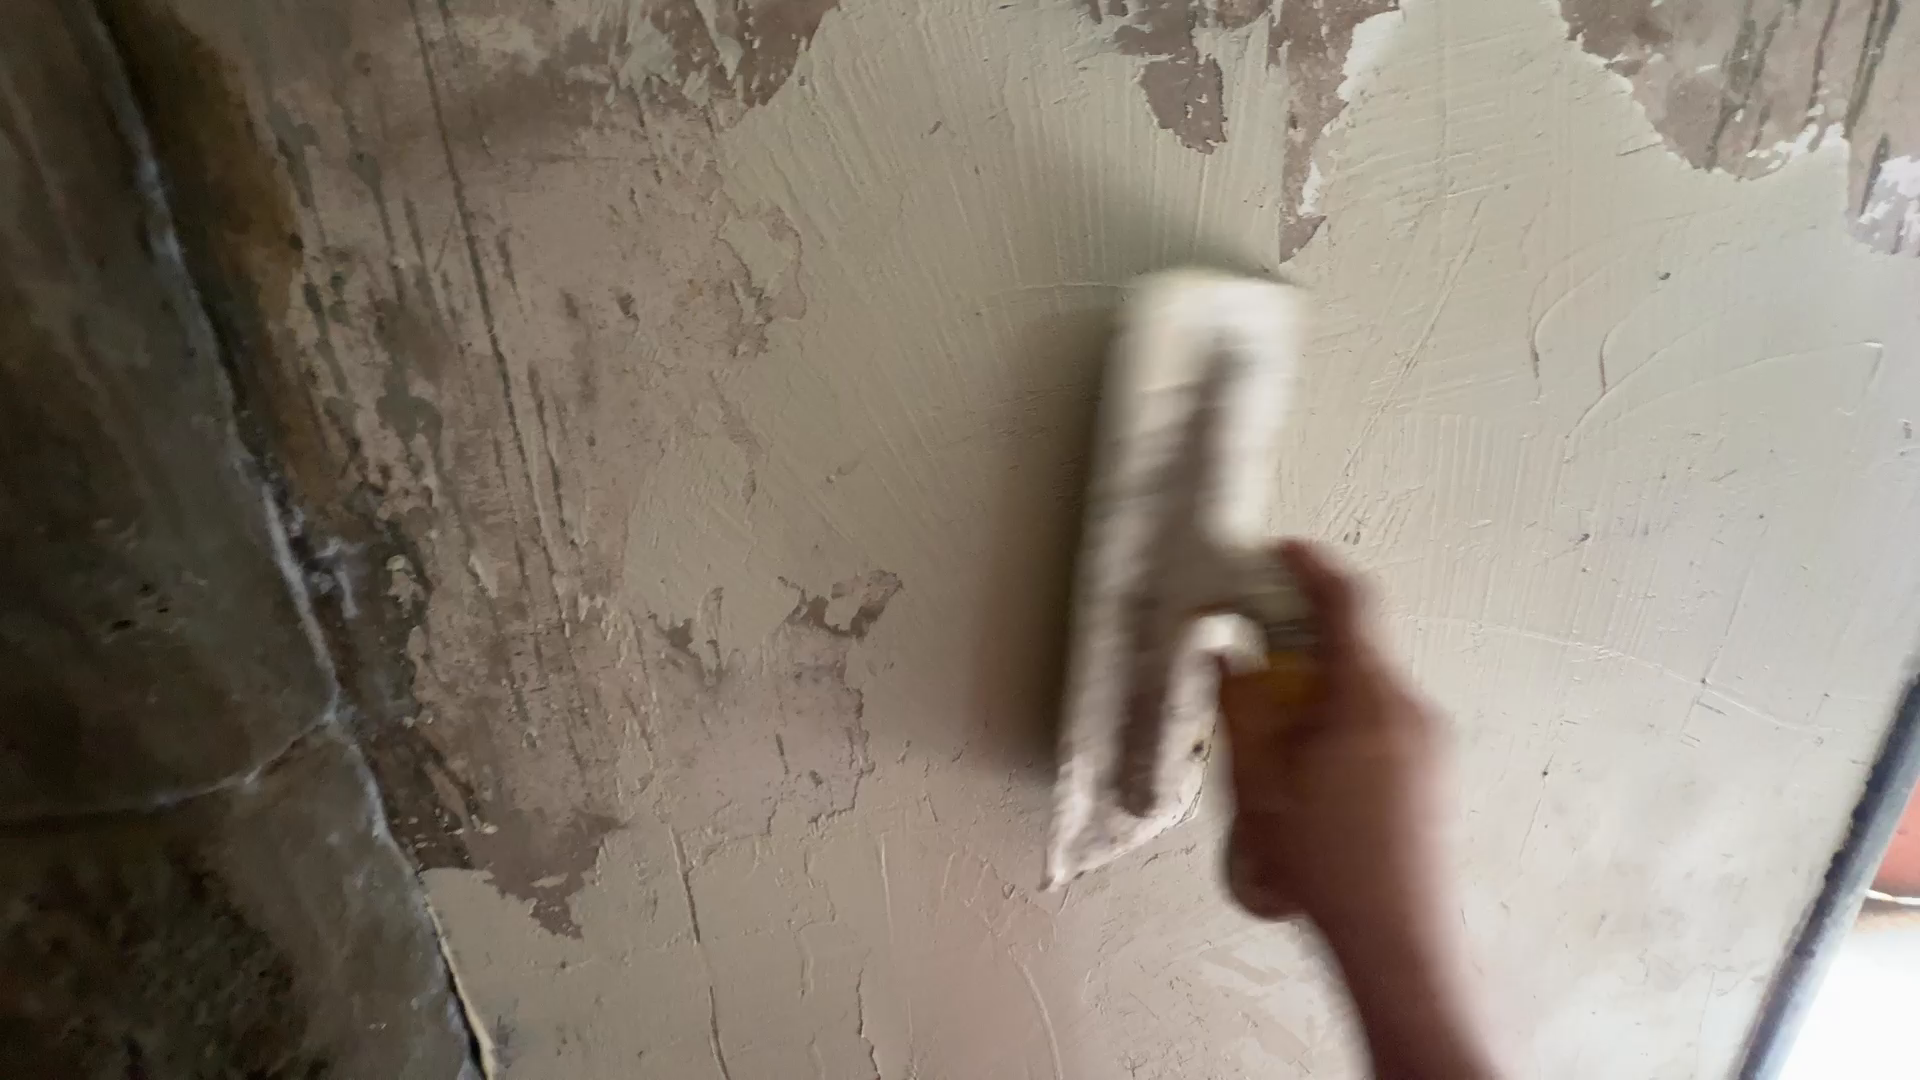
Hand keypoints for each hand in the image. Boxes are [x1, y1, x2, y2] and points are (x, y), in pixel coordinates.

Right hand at [1217, 540, 1448, 938]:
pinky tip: (1305, 755)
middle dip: (1297, 635)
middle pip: (1354, 642)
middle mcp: (1410, 711)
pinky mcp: (1431, 768)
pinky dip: (1336, 707)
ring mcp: (1429, 741)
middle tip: (1250, 649)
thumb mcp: (1258, 780)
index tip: (1281, 551)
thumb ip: (1238, 707)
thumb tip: (1225, 659)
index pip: (1348, 606)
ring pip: (1363, 681)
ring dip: (1314, 679)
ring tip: (1270, 723)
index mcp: (1368, 702)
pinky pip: (1378, 711)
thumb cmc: (1326, 864)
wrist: (1399, 944)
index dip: (1312, 568)